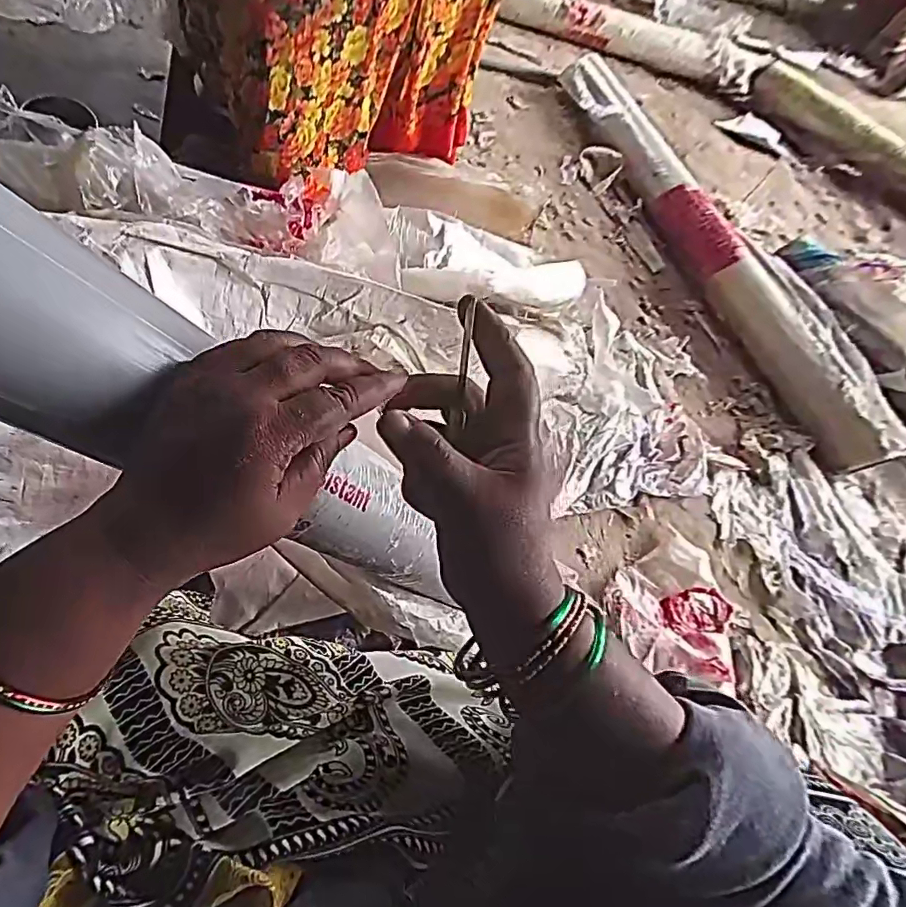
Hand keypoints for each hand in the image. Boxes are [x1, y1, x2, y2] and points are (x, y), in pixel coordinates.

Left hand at [89, 331, 405, 590]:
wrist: (146, 528)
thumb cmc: (210, 531)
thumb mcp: (281, 511)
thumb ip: (318, 464)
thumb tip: (345, 429)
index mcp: (268, 434)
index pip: (333, 398)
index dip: (369, 389)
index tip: (390, 382)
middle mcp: (239, 397)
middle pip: (307, 360)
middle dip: (345, 362)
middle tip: (367, 370)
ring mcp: (209, 383)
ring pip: (271, 343)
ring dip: (308, 348)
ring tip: (330, 361)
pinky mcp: (187, 381)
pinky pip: (235, 348)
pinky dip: (266, 348)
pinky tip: (280, 359)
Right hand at [376, 302, 562, 649]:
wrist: (501, 598)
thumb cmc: (499, 547)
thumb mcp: (461, 495)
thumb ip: (425, 453)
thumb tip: (390, 417)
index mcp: (518, 436)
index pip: (508, 373)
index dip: (491, 337)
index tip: (469, 307)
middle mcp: (500, 441)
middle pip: (457, 399)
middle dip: (423, 404)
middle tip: (386, 414)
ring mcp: (479, 463)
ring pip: (436, 431)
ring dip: (418, 451)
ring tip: (421, 485)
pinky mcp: (460, 483)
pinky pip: (428, 460)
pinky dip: (419, 476)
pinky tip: (428, 503)